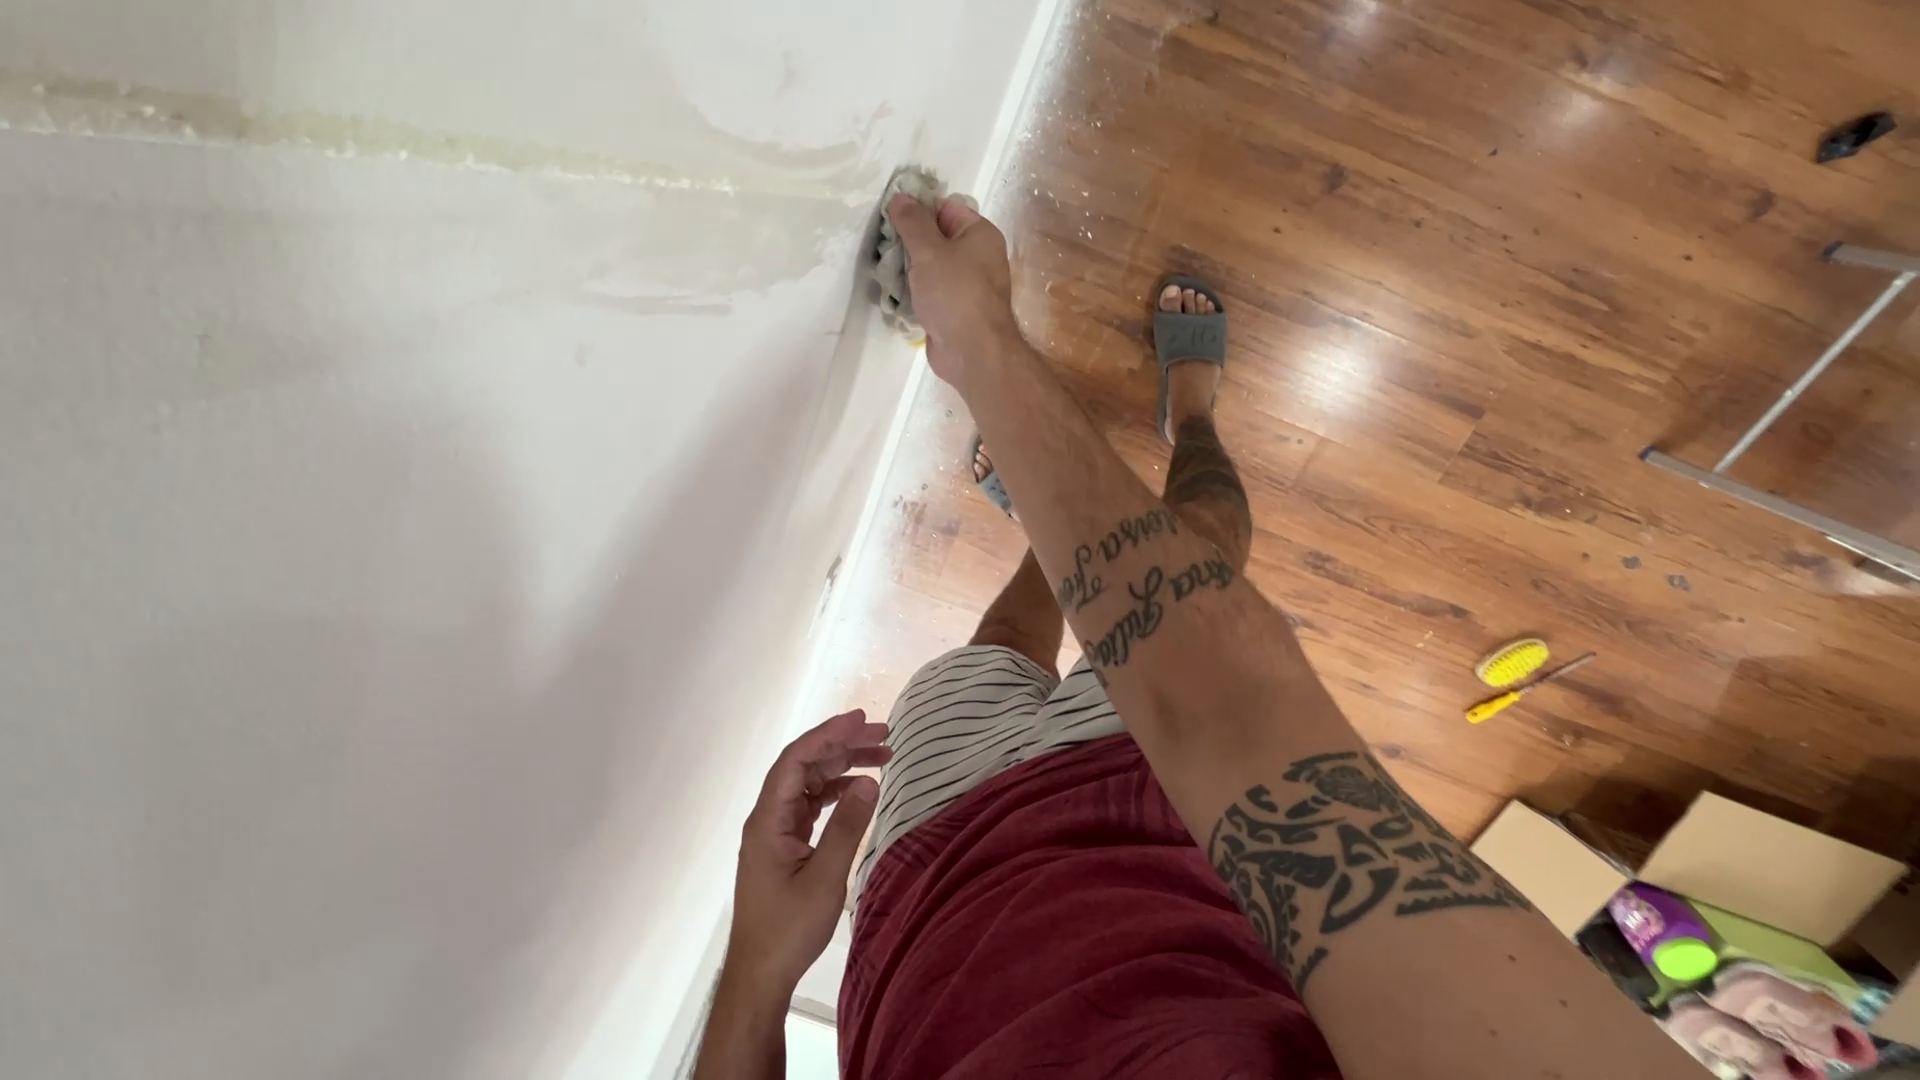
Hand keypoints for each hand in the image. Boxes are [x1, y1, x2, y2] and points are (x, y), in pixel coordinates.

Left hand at [726, 709, 889, 992]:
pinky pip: (811, 804)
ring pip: (809, 784)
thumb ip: (846, 827)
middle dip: (841, 745)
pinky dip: (836, 792)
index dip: (827, 734)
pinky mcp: (785, 846)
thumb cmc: (788, 929)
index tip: (860, 719)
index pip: (796, 760)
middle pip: (803, 766)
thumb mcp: (824, 879)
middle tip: (883, 735)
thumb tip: (869, 781)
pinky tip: (859, 790)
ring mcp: (775, 832)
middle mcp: (768, 817)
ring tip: (882, 757)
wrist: (760, 975)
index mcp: (768, 819)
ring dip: (842, 767)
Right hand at [887, 194, 1021, 387]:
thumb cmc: (955, 294)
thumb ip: (912, 222)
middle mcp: (977, 257)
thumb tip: (900, 197)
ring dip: (908, 270)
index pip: (945, 209)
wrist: (972, 352)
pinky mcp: (954, 310)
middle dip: (909, 244)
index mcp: (980, 234)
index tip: (893, 221)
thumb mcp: (930, 250)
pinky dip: (914, 293)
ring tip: (887, 273)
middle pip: (936, 239)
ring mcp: (966, 286)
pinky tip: (896, 296)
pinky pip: (930, 293)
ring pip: (930, 268)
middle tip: (886, 249)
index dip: (919, 212)